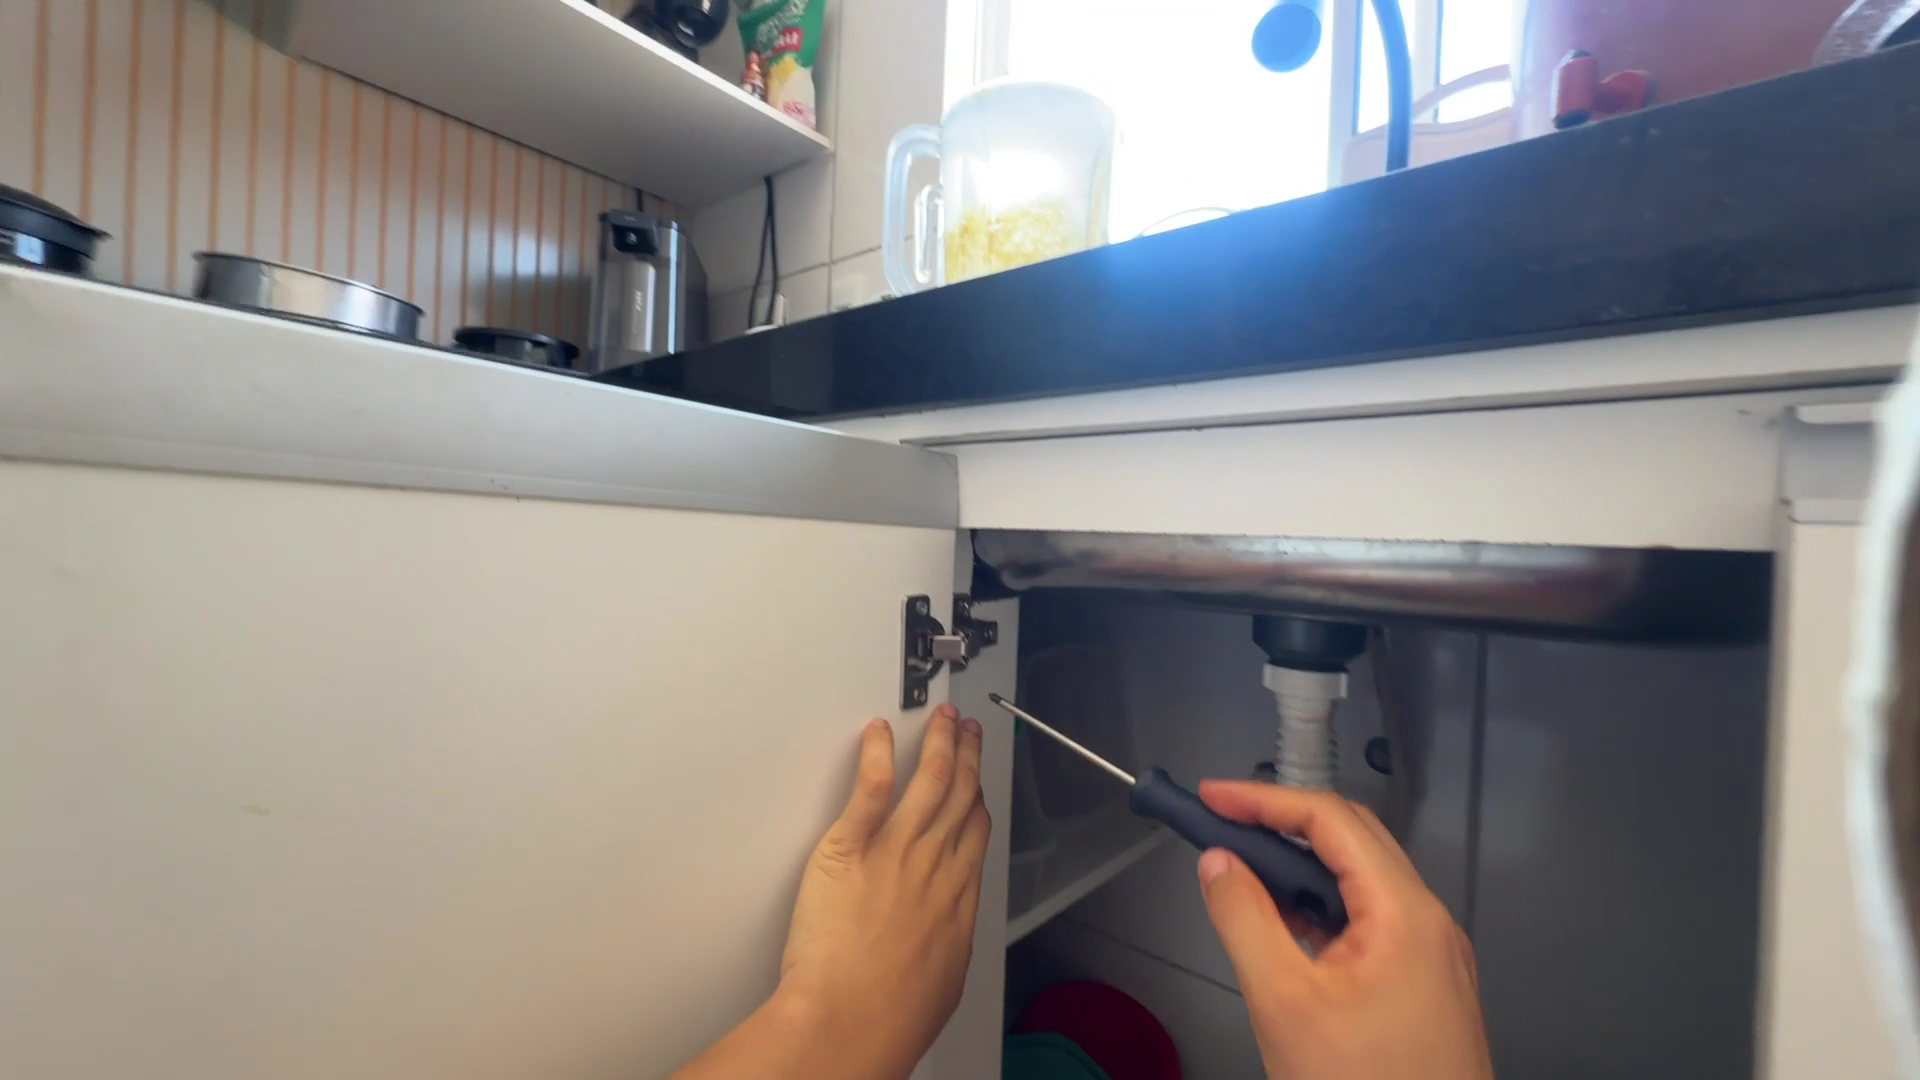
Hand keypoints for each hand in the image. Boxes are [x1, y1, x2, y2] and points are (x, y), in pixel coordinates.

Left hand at [776, 706, 991, 1078]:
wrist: (847, 1024)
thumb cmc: (891, 1016)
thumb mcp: (943, 978)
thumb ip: (950, 937)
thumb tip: (949, 927)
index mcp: (956, 893)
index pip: (974, 826)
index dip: (978, 793)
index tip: (977, 778)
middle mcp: (934, 861)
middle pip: (959, 791)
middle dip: (967, 753)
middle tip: (967, 729)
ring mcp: (895, 849)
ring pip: (929, 778)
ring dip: (940, 742)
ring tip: (942, 719)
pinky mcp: (851, 845)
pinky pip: (870, 785)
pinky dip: (877, 752)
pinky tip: (878, 732)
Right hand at [1195, 782, 1491, 1079]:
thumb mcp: (1283, 1002)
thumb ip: (1243, 917)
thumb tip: (1217, 860)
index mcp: (1404, 913)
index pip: (1329, 819)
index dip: (1263, 799)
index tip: (1210, 797)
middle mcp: (1428, 921)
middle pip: (1351, 835)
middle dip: (1281, 817)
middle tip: (1222, 817)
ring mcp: (1432, 954)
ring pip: (1359, 874)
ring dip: (1298, 859)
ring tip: (1242, 861)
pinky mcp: (1424, 984)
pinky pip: (1366, 914)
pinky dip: (1318, 899)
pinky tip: (1280, 917)